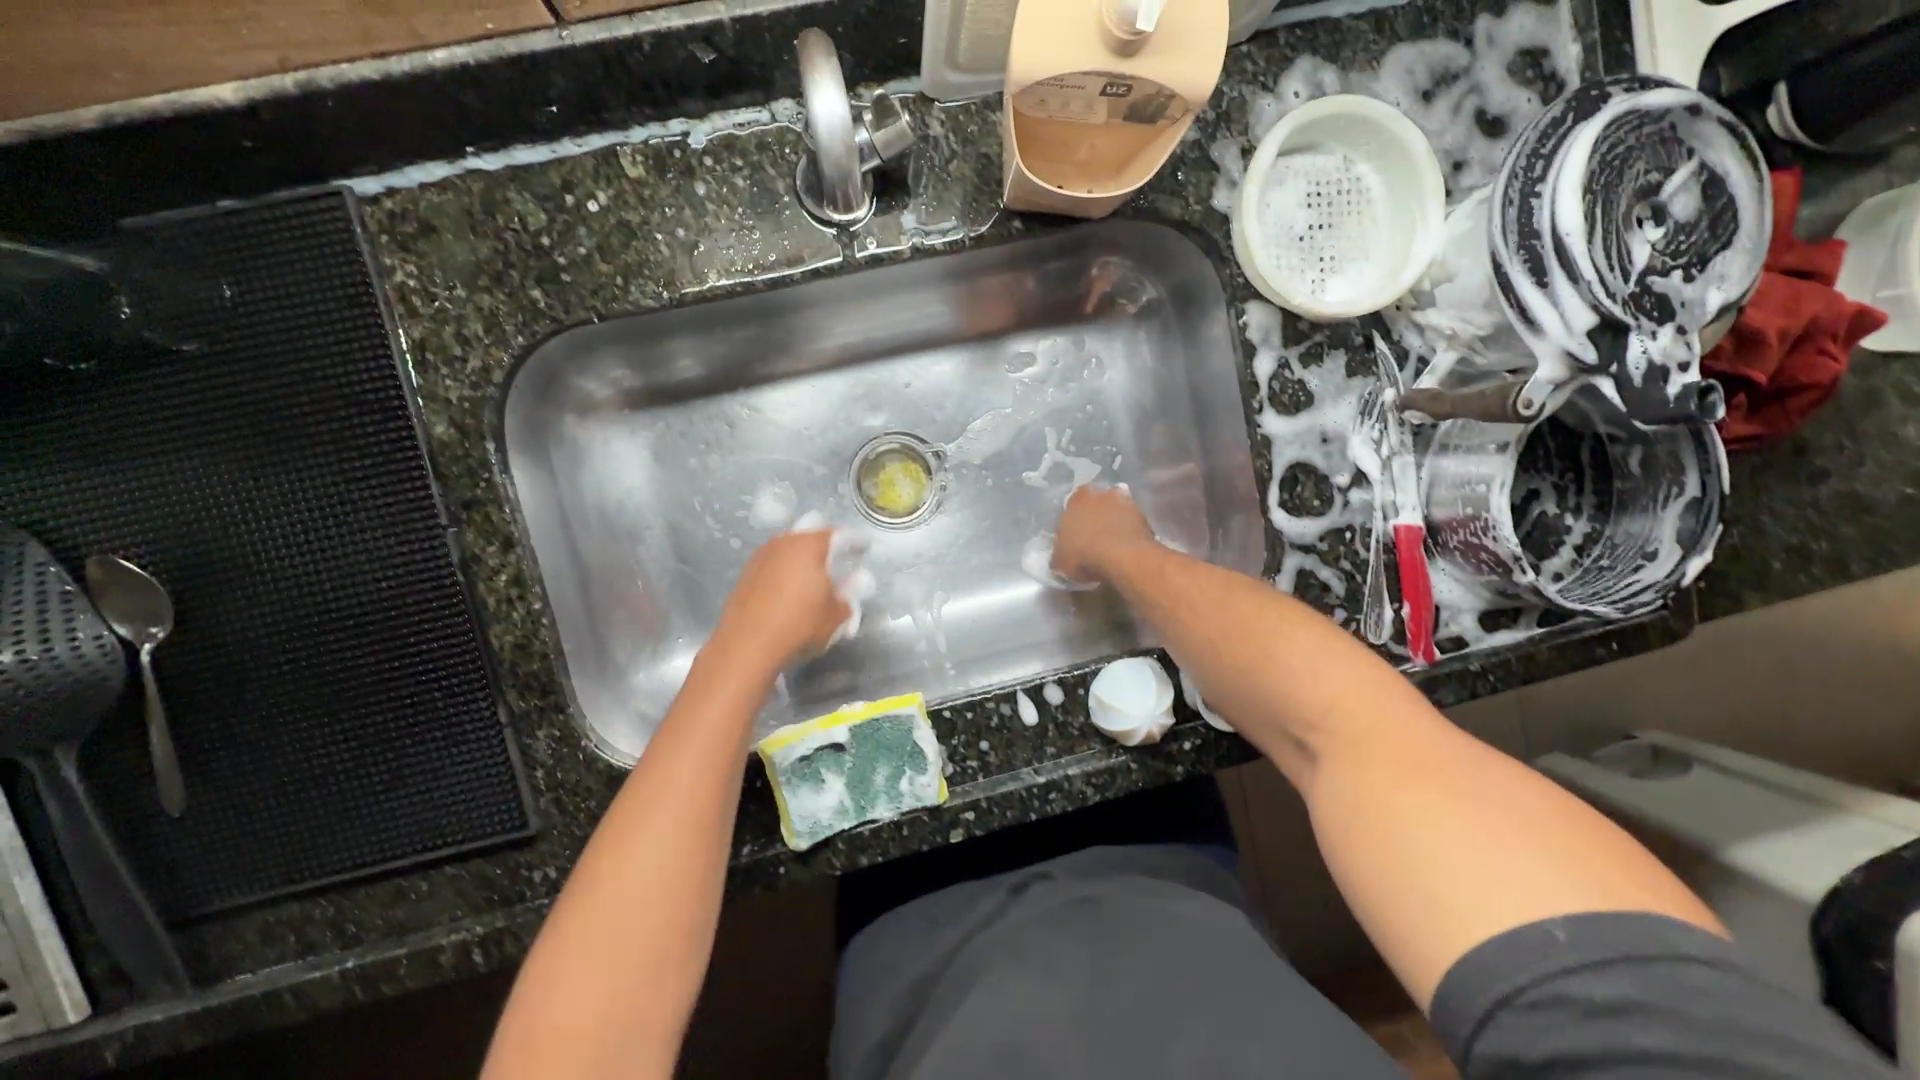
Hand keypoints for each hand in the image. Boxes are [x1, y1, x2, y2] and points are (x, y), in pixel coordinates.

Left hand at [714, 531, 850, 668]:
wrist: (747, 644)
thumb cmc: (800, 625)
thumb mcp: (837, 614)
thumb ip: (851, 593)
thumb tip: (859, 578)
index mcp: (810, 545)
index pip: (840, 535)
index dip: (855, 542)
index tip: (863, 548)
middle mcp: (785, 542)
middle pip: (810, 530)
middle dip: (825, 542)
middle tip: (837, 558)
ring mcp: (762, 555)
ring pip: (789, 545)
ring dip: (802, 555)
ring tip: (813, 574)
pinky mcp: (746, 572)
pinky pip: (774, 561)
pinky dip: (785, 568)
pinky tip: (790, 587)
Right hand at [1053, 484, 1157, 584]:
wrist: (1120, 557)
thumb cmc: (1083, 555)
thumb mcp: (1059, 561)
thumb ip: (1060, 553)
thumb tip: (1061, 556)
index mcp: (1076, 500)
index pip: (1073, 503)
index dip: (1076, 518)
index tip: (1077, 533)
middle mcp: (1101, 494)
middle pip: (1098, 501)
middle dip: (1098, 513)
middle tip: (1096, 533)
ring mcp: (1125, 502)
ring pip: (1118, 507)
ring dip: (1116, 519)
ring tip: (1115, 539)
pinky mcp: (1143, 515)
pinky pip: (1134, 521)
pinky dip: (1131, 529)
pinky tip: (1128, 544)